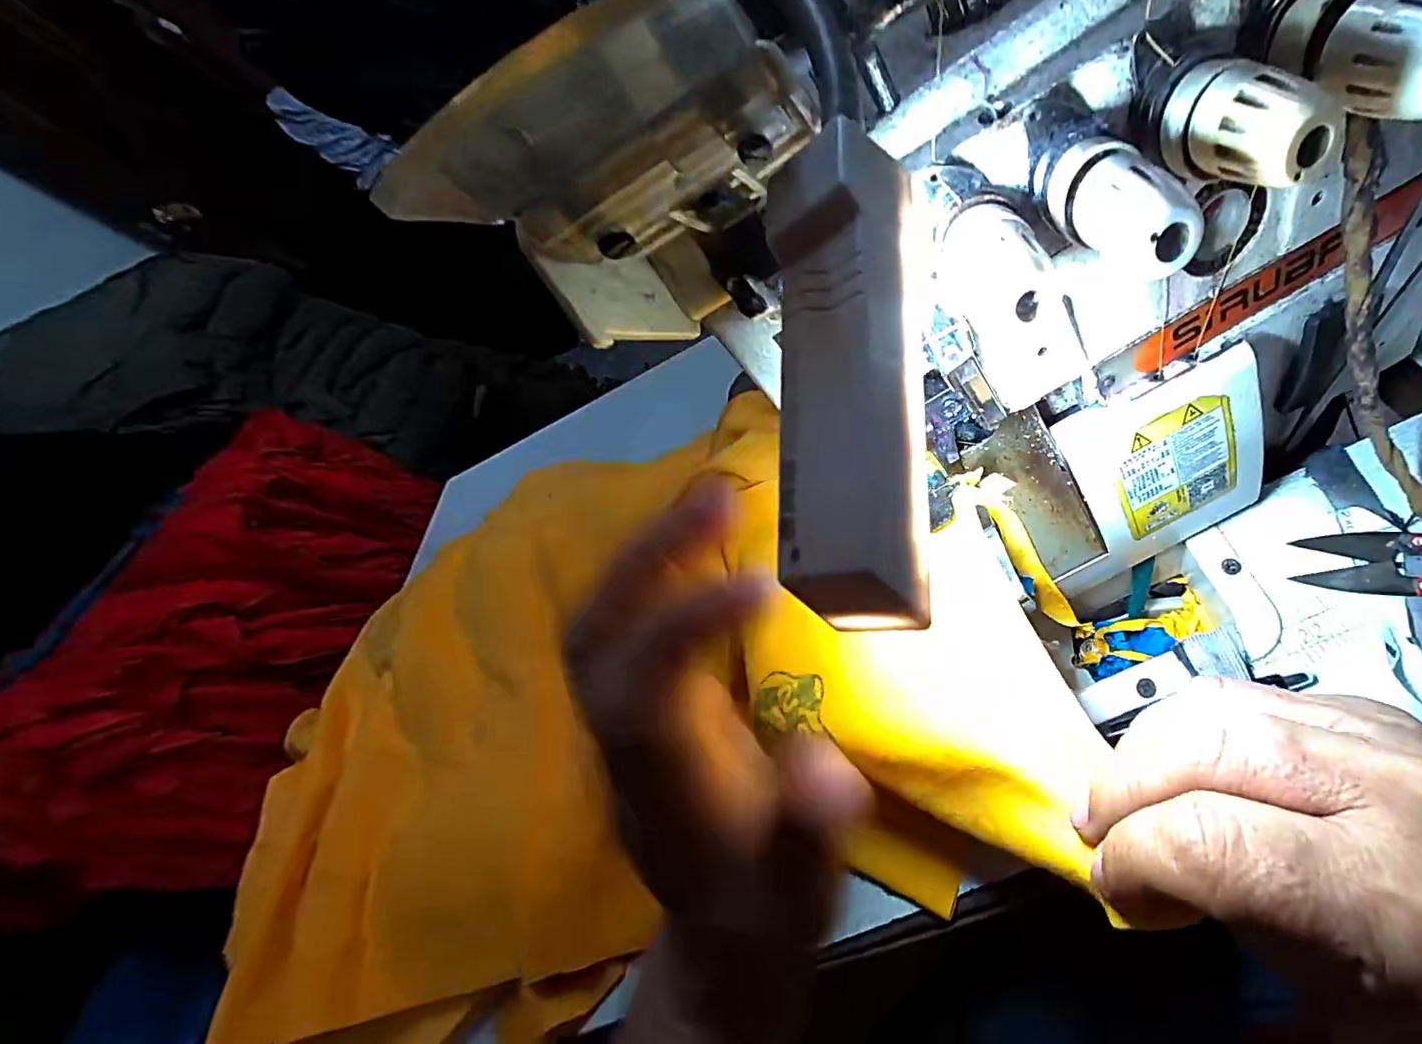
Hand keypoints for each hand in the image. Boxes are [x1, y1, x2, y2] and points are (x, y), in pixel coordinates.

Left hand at [565, 481, 869, 1043]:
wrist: (723, 925)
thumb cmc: (764, 900)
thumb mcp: (799, 887)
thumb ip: (808, 834)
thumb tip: (823, 768)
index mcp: (658, 778)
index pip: (645, 688)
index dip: (691, 627)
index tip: (764, 584)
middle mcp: (621, 737)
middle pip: (598, 635)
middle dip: (649, 557)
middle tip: (718, 497)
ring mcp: (619, 714)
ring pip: (601, 618)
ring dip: (648, 551)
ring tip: (708, 497)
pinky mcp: (636, 698)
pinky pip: (625, 619)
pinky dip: (652, 568)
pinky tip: (697, 535)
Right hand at [1076, 677, 1421, 1034]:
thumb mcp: (1351, 1023)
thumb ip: (1230, 935)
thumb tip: (1128, 889)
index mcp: (1408, 899)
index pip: (1213, 841)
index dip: (1134, 856)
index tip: (1109, 881)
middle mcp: (1402, 795)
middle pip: (1206, 746)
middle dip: (1124, 784)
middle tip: (1095, 827)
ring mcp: (1389, 734)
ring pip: (1215, 701)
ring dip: (1146, 746)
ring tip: (1125, 792)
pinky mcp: (1369, 707)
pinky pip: (1244, 693)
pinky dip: (1188, 726)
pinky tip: (1181, 766)